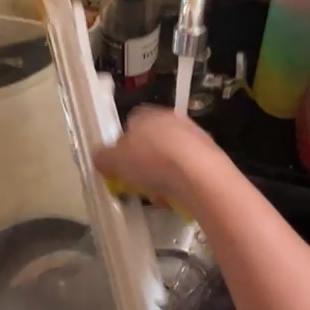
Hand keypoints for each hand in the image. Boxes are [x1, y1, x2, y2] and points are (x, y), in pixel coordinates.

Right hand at [93, 106, 228, 205]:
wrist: (199, 174)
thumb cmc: (151, 161)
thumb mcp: (115, 161)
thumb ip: (103, 158)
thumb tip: (99, 157)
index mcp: (146, 114)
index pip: (129, 125)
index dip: (122, 147)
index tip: (120, 167)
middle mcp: (171, 118)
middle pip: (151, 141)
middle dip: (144, 162)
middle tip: (137, 182)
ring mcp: (193, 134)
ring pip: (170, 156)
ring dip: (163, 173)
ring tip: (158, 194)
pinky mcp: (210, 153)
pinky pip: (188, 167)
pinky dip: (181, 180)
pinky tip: (177, 195)